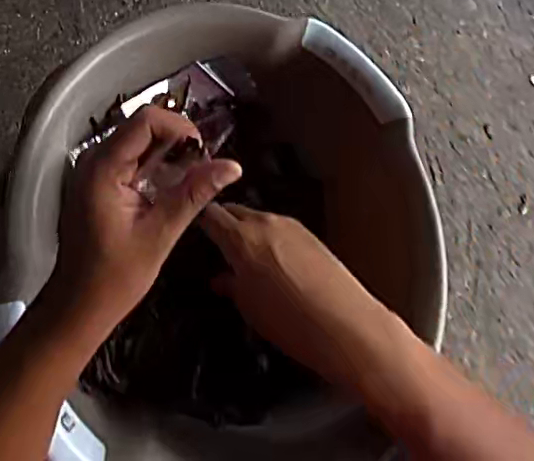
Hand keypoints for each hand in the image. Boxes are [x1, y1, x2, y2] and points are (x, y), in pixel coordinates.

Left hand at [48, 106, 241, 331]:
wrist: (77, 309)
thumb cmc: (114, 278)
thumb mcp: (161, 234)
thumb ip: (195, 193)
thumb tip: (232, 166)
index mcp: (104, 169)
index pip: (146, 121)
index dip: (179, 128)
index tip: (201, 152)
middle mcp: (95, 160)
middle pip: (143, 125)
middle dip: (177, 139)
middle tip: (201, 165)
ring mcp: (95, 169)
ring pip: (140, 139)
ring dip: (169, 151)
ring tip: (191, 176)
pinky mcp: (100, 180)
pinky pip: (133, 156)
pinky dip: (156, 163)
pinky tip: (172, 185)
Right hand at [198, 204, 404, 391]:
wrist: (344, 323)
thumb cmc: (293, 323)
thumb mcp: (250, 308)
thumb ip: (231, 286)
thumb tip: (222, 279)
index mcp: (242, 238)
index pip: (211, 215)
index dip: (198, 218)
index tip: (189, 224)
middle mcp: (265, 223)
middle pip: (234, 210)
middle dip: (221, 222)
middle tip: (211, 241)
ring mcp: (289, 225)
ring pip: (257, 218)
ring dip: (245, 230)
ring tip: (239, 255)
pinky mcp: (308, 233)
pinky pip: (278, 228)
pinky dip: (267, 237)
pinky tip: (268, 261)